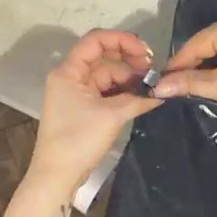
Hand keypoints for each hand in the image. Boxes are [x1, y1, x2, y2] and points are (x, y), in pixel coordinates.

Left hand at [26, 29, 160, 194]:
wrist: (57, 175)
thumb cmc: (78, 140)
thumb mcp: (111, 116)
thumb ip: (136, 99)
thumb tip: (160, 92)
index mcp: (68, 72)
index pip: (96, 41)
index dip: (123, 41)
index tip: (146, 53)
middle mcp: (70, 77)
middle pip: (104, 58)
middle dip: (129, 61)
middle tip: (153, 72)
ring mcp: (76, 94)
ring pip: (107, 76)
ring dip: (128, 79)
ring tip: (150, 87)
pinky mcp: (82, 109)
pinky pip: (105, 92)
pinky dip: (122, 93)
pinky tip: (141, 97)